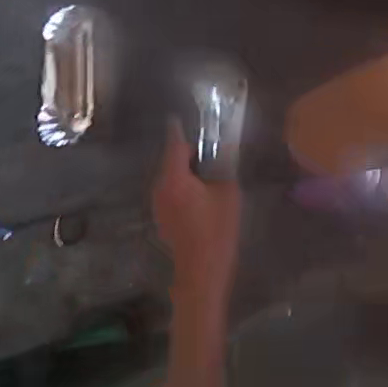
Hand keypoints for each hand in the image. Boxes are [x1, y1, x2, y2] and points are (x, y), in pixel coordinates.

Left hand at [152, 121, 241, 310]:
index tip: (178, 116)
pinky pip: (172, 191)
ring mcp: (158, 204)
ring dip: (187, 171)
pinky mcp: (162, 216)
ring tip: (211, 174)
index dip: (178, 130)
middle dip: (190, 154)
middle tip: (212, 152)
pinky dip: (185, 186)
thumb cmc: (217, 229)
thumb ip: (223, 168)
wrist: (202, 270)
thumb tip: (222, 150)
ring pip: (172, 177)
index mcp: (174, 179)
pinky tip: (203, 195)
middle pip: (172, 161)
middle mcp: (160, 188)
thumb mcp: (228, 193)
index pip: (174, 145)